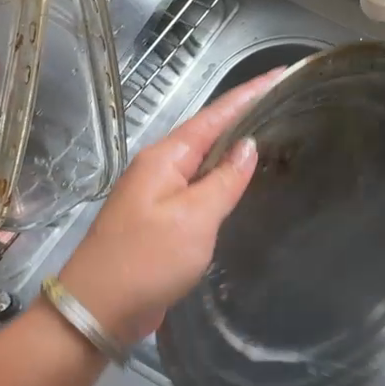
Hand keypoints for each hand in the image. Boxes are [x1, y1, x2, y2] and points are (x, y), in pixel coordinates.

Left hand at [56, 69, 282, 342]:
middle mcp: (159, 168)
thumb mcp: (193, 219)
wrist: (96, 311)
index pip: (215, 115)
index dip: (250, 94)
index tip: (282, 74)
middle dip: (246, 115)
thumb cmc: (145, 261)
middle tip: (288, 102)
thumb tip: (248, 145)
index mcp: (165, 158)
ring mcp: (158, 195)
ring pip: (205, 161)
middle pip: (209, 132)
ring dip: (236, 147)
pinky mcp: (162, 221)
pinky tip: (243, 184)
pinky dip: (224, 179)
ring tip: (276, 135)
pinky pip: (200, 188)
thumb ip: (224, 181)